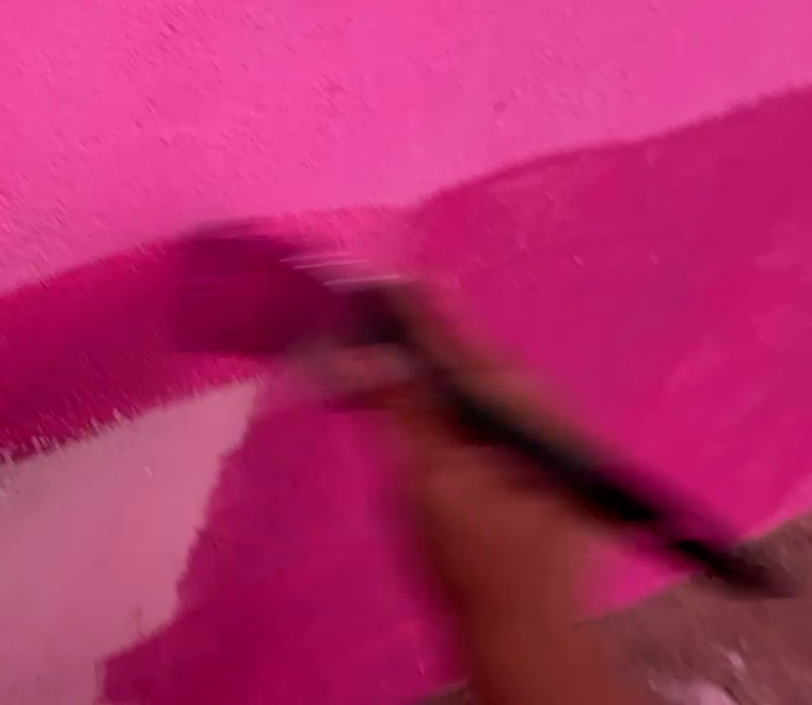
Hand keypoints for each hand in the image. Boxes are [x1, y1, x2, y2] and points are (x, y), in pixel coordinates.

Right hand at [353, 285, 595, 626]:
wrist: (513, 626)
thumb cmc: (467, 556)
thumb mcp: (429, 479)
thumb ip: (404, 409)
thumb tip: (375, 350)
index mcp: (527, 422)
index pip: (465, 352)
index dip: (422, 314)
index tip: (389, 277)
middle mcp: (538, 422)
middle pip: (467, 362)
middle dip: (414, 333)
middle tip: (369, 303)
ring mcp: (530, 442)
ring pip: (462, 385)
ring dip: (411, 365)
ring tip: (363, 346)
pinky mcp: (512, 460)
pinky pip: (461, 408)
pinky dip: (420, 394)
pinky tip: (387, 390)